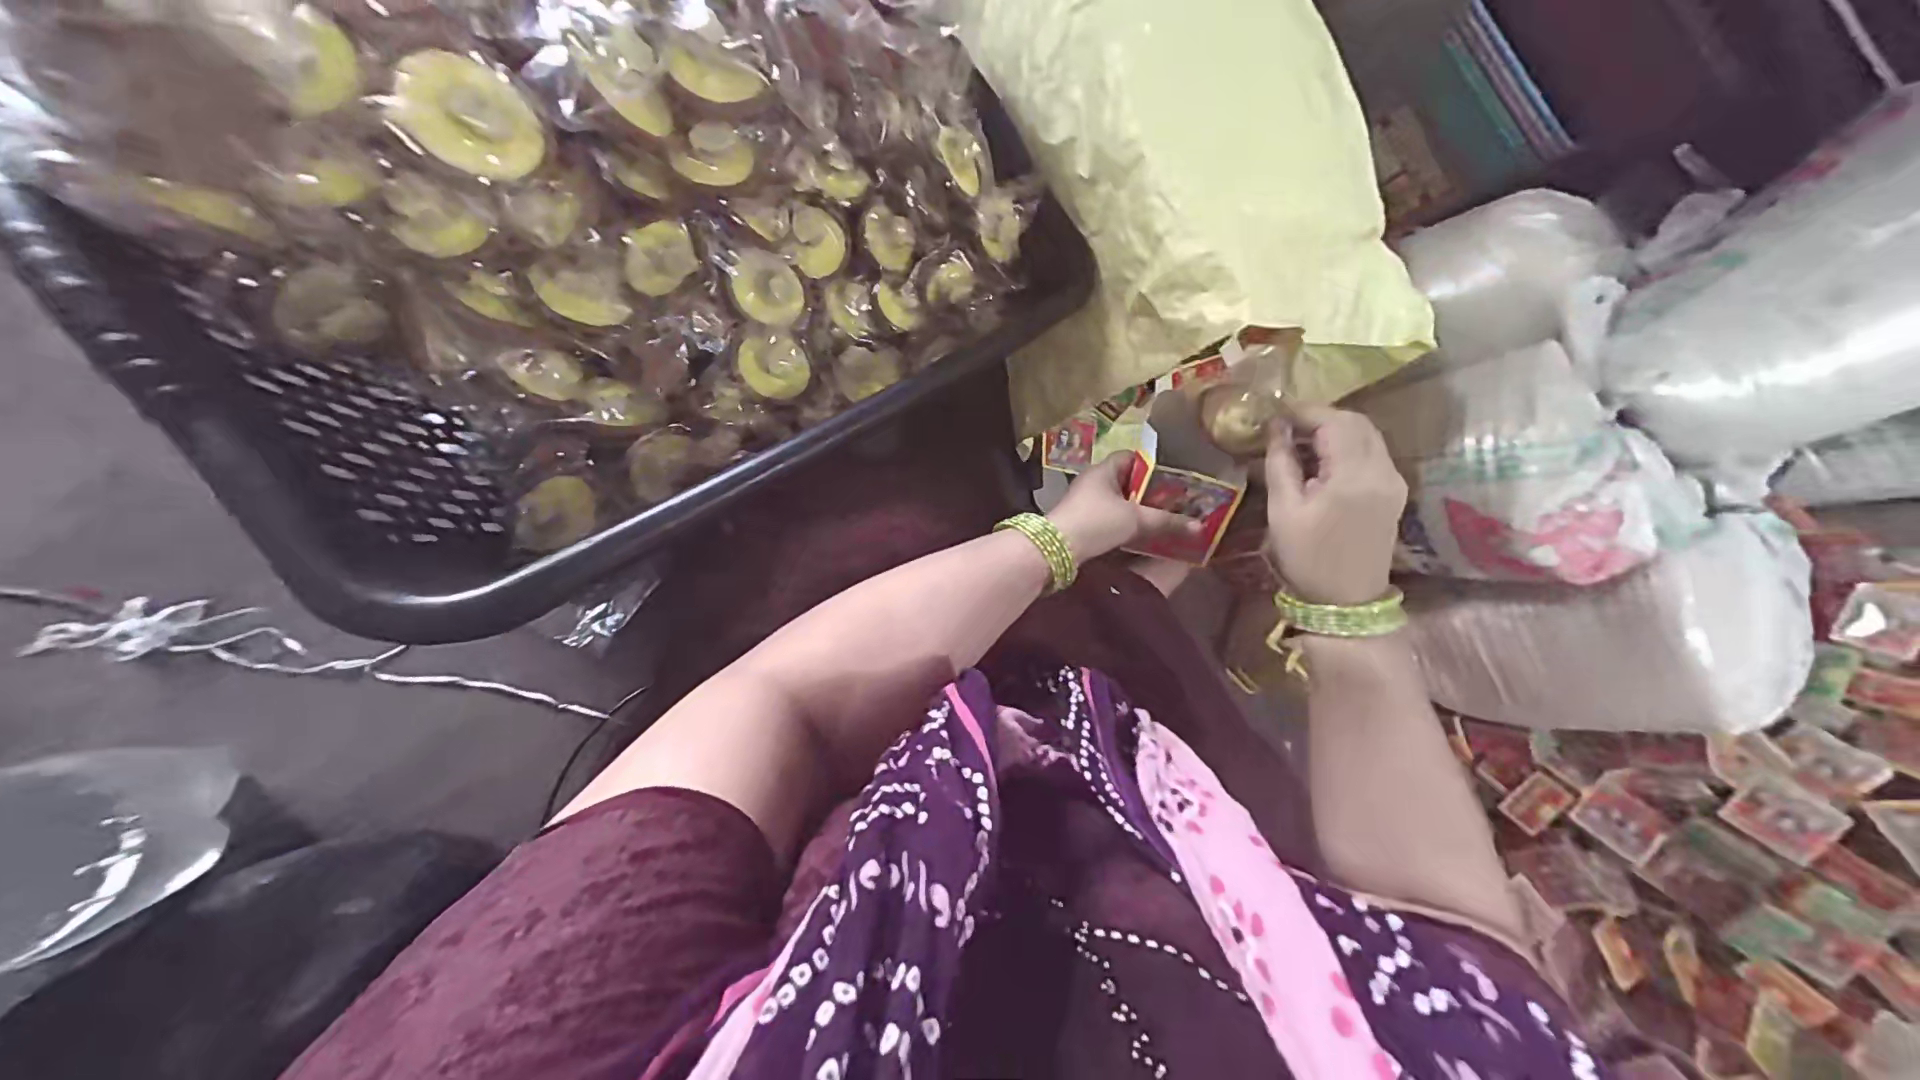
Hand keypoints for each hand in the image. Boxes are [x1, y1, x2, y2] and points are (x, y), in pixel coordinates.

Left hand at [1048, 452, 1201, 563]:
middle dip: (1148, 490)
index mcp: (1103, 470)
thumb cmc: (1096, 522)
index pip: (1131, 457)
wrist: (1056, 548)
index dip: (1153, 465)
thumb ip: (1166, 521)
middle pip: (1126, 480)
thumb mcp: (1135, 520)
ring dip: (1136, 509)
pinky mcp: (1080, 521)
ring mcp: (1084, 501)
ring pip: (1117, 500)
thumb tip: (1199, 526)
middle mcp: (1092, 481)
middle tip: (1173, 501)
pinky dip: (1123, 521)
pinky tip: (1139, 533)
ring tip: (1161, 518)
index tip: (1173, 478)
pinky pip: (1108, 516)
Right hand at [1264, 405, 1407, 605]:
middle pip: (1356, 422)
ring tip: (1298, 441)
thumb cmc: (1307, 558)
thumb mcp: (1283, 510)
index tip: (1273, 414)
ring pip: (1367, 435)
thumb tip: (1276, 428)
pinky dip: (1346, 445)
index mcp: (1354, 476)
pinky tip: (1321, 460)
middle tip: (1284, 426)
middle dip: (1320, 417)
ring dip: (1334, 429)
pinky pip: (1372, 452)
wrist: (1346, 602)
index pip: (1334, 421)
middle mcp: (1383, 471)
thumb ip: (1280, 463)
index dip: (1303, 412)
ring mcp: (1394, 481)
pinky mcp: (1394, 492)